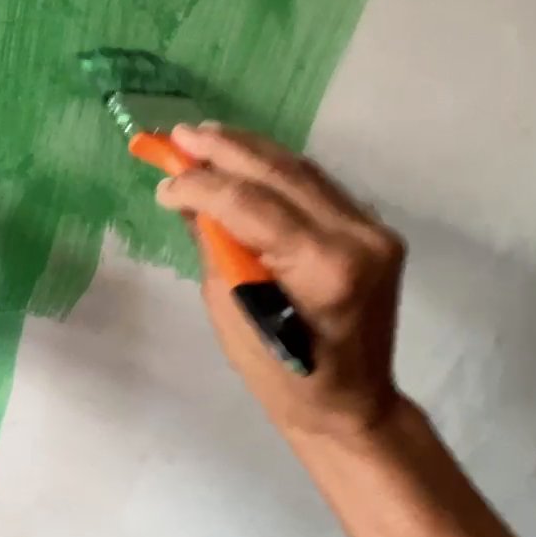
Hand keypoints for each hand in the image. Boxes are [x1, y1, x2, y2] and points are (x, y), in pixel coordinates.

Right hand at [155, 123, 406, 438]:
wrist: (352, 401)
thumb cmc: (281, 374)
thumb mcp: (231, 311)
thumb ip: (217, 246)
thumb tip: (190, 200)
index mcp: (322, 268)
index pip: (251, 205)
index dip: (201, 186)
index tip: (163, 185)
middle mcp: (357, 238)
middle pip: (281, 175)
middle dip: (224, 151)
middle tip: (179, 135)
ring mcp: (372, 230)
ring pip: (301, 171)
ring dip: (249, 150)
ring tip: (203, 136)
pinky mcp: (372, 229)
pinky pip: (315, 186)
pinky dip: (274, 169)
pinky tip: (242, 159)